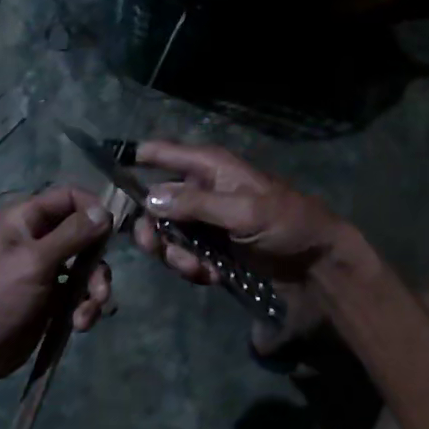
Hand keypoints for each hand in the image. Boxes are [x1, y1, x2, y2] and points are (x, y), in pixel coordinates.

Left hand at [0, 185, 114, 382]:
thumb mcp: (36, 261)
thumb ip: (73, 234)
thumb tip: (105, 211)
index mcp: (25, 218)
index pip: (70, 197)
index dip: (93, 210)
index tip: (111, 234)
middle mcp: (37, 237)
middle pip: (85, 234)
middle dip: (97, 263)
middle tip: (99, 288)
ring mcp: (46, 267)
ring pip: (88, 267)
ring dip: (94, 290)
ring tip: (86, 314)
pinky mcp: (52, 296)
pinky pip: (81, 292)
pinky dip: (85, 306)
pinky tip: (79, 324)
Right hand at [132, 141, 350, 284]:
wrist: (317, 264)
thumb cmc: (287, 224)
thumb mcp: (244, 211)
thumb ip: (196, 205)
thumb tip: (149, 199)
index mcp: (209, 168)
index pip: (162, 153)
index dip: (134, 159)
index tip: (110, 180)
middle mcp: (200, 189)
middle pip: (154, 202)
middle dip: (153, 229)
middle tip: (157, 248)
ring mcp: (203, 221)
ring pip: (165, 233)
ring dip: (175, 255)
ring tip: (197, 269)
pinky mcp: (209, 247)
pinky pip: (183, 254)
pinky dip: (191, 267)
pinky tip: (211, 276)